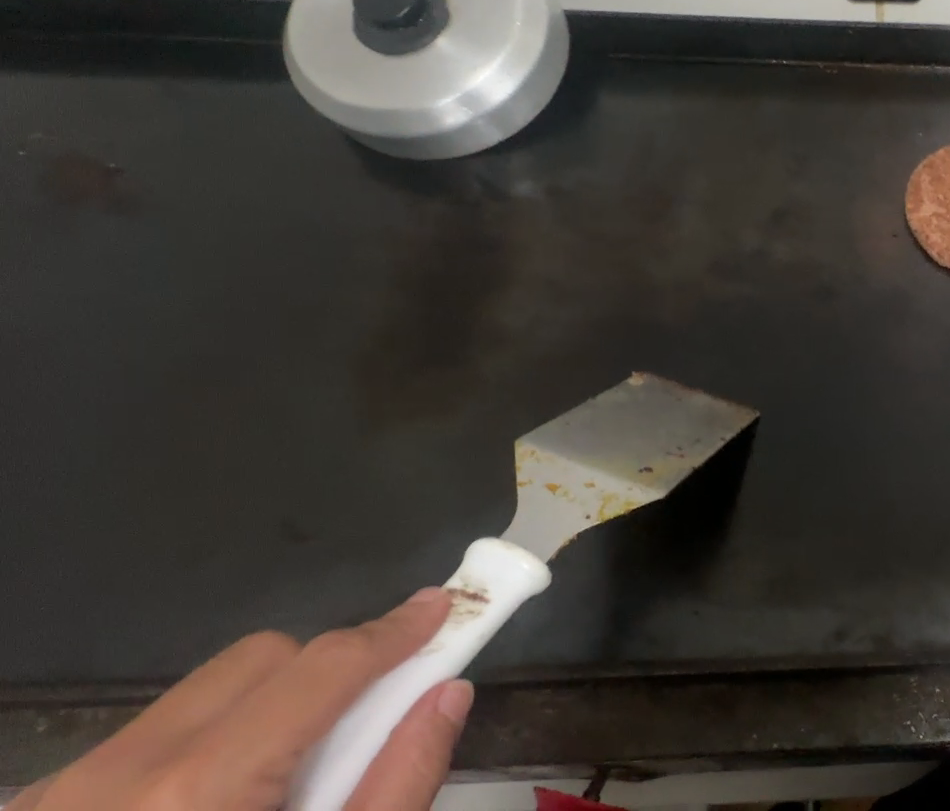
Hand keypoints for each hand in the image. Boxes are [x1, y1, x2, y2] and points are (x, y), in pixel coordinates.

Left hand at [12, 588, 467, 810]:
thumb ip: (399, 784)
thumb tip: (447, 694)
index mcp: (194, 797)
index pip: (320, 670)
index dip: (393, 632)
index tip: (444, 606)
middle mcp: (108, 780)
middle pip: (259, 661)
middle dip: (327, 671)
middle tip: (376, 711)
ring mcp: (53, 800)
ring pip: (200, 696)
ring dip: (267, 708)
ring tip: (287, 784)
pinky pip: (145, 740)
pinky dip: (205, 747)